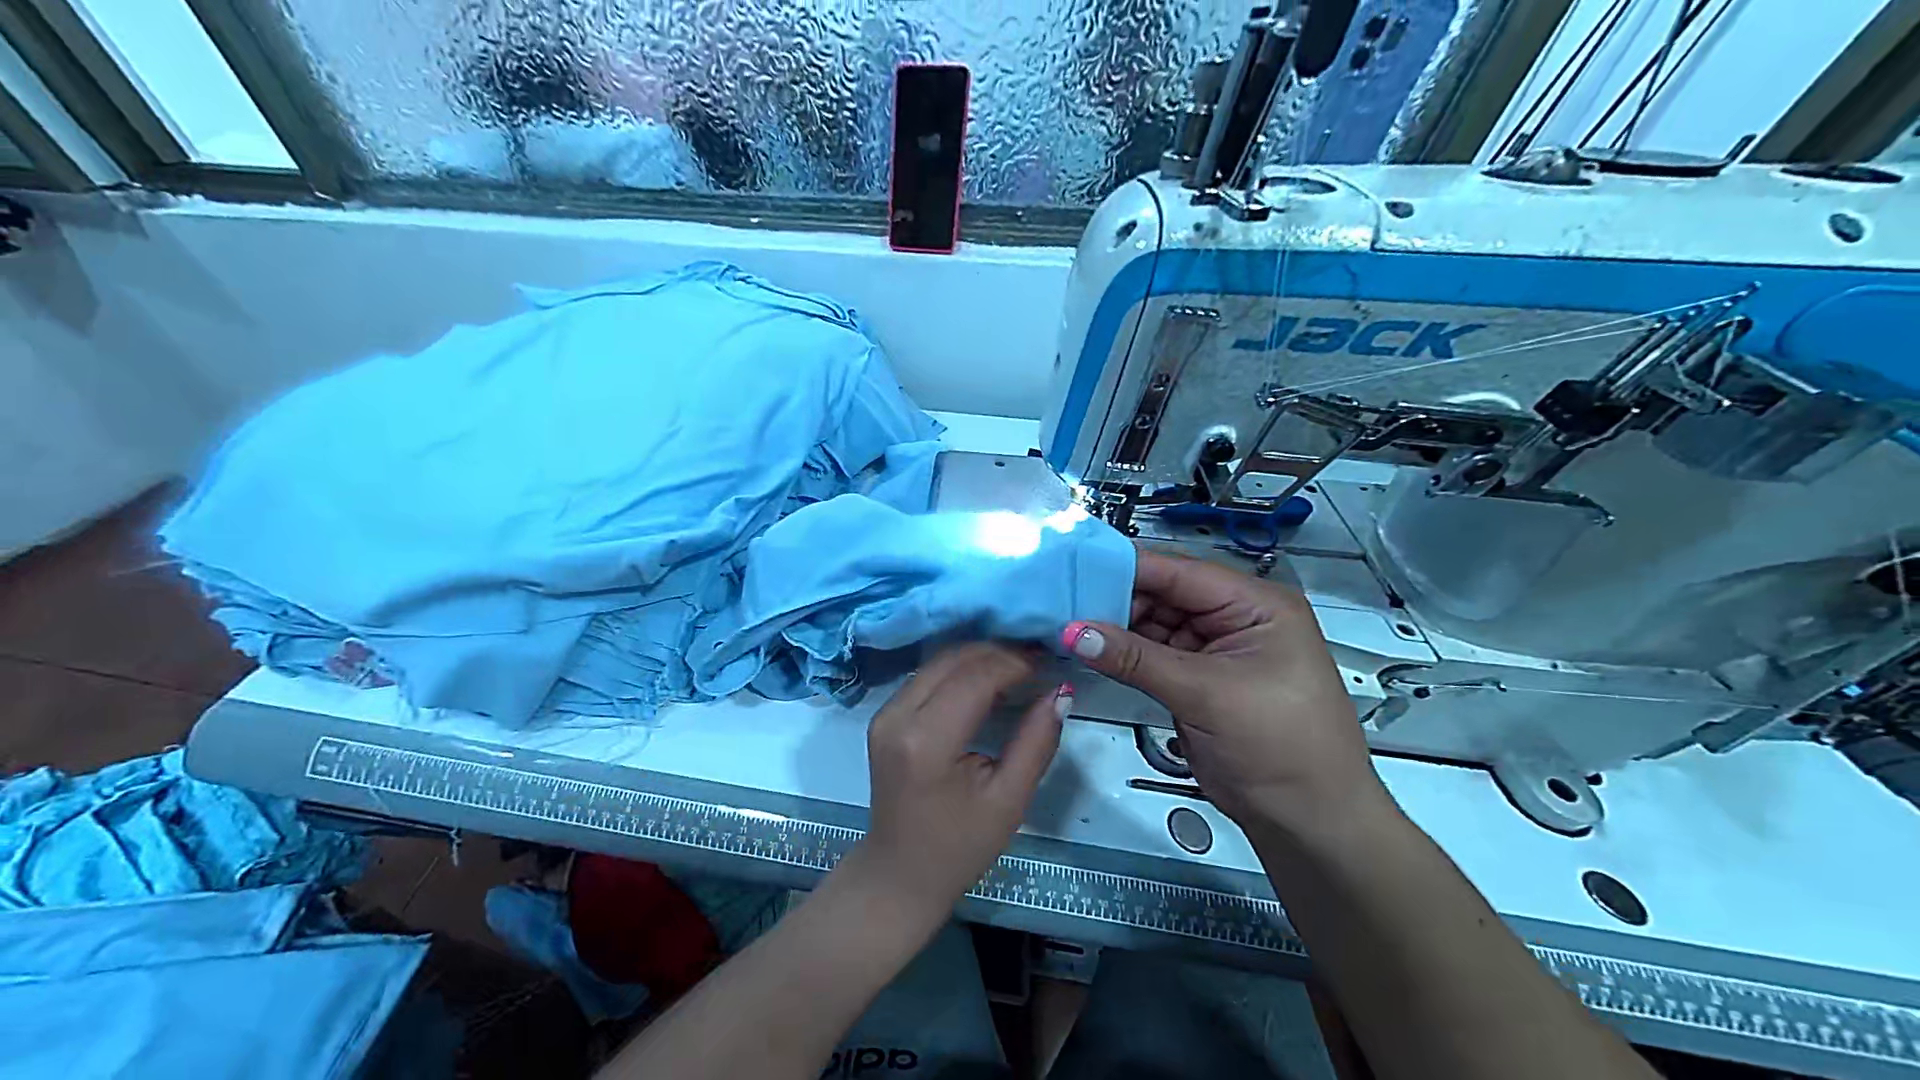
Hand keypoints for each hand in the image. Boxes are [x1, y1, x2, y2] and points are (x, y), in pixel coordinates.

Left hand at [849, 644, 1068, 923]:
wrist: (900, 873)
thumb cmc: (960, 846)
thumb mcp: (1009, 800)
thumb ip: (1036, 741)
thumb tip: (1060, 691)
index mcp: (927, 741)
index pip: (975, 678)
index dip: (1015, 663)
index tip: (1051, 662)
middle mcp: (898, 716)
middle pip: (953, 660)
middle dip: (999, 652)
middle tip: (1040, 658)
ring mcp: (885, 713)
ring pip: (938, 662)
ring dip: (979, 657)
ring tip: (1020, 665)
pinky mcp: (884, 715)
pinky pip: (926, 676)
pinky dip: (959, 670)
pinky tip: (988, 679)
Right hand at [1061, 550, 1386, 835]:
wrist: (1309, 821)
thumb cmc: (1278, 745)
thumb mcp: (1206, 693)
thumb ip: (1136, 659)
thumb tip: (1072, 631)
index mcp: (1254, 604)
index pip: (1180, 572)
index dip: (1126, 568)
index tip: (1072, 566)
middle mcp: (1234, 617)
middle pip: (1164, 595)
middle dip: (1114, 599)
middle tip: (1059, 602)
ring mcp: (1214, 650)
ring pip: (1153, 625)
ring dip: (1114, 628)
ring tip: (1063, 623)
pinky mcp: (1197, 680)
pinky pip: (1153, 656)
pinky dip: (1123, 654)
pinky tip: (1087, 650)